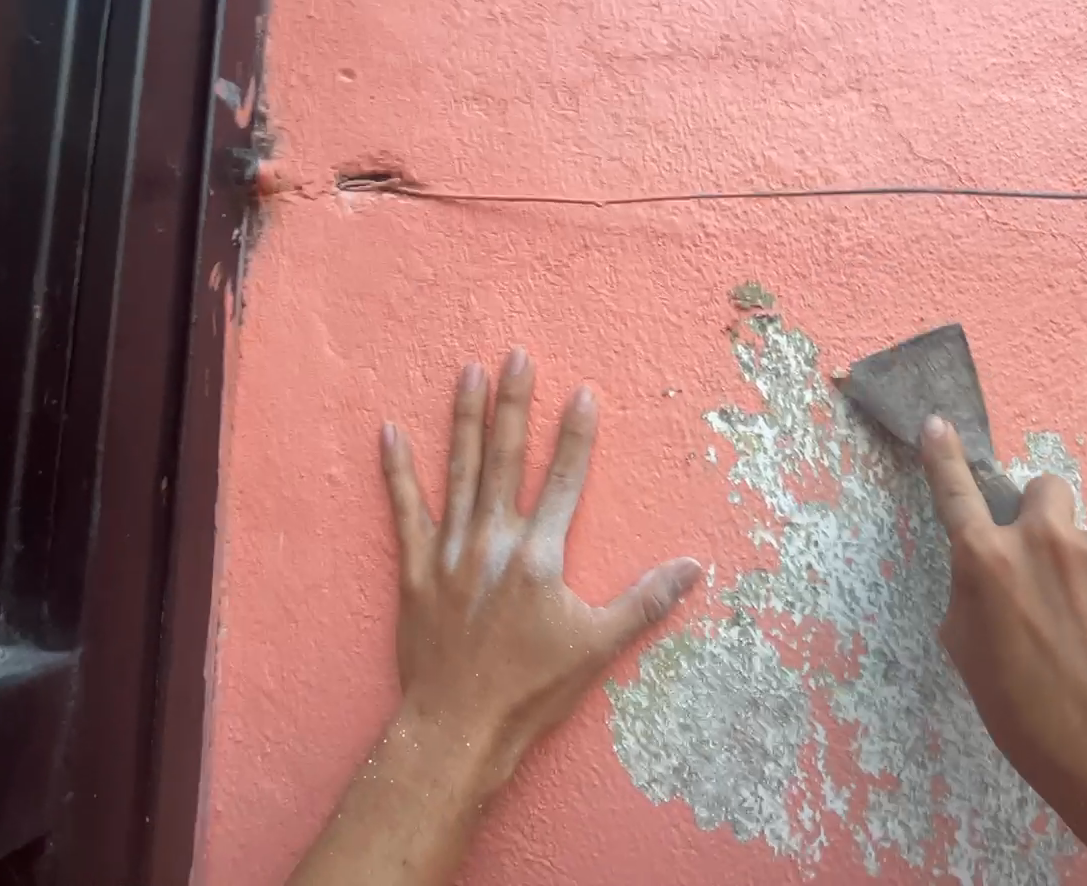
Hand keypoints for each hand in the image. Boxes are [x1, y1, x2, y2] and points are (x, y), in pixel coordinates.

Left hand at [379, 348, 702, 796]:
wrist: (457, 730)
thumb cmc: (532, 689)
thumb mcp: (600, 646)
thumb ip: (647, 600)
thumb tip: (696, 567)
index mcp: (540, 555)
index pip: (564, 478)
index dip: (576, 433)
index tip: (581, 391)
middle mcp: (494, 541)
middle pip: (507, 458)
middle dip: (514, 403)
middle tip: (516, 356)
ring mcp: (451, 552)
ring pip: (460, 471)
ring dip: (465, 419)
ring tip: (468, 372)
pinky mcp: (417, 570)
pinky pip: (405, 512)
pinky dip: (397, 472)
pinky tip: (390, 433)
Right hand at [922, 416, 1086, 854]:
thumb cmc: (1028, 714)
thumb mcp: (970, 652)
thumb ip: (972, 593)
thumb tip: (986, 571)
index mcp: (986, 561)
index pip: (955, 493)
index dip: (943, 456)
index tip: (937, 425)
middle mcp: (1042, 540)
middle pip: (1043, 489)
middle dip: (1045, 517)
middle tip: (1056, 569)